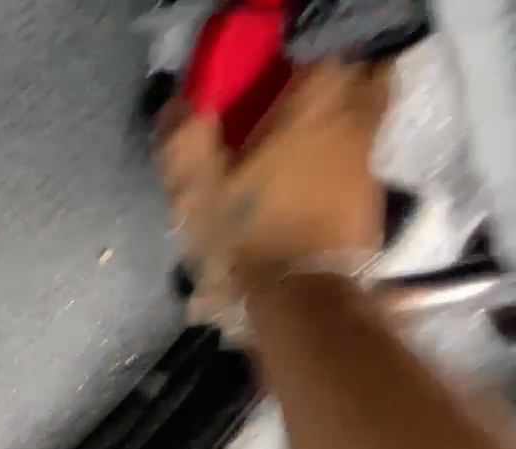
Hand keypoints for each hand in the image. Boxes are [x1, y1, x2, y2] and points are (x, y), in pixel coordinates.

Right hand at [158, 61, 392, 322]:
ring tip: (295, 133)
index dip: (295, 59)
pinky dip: (338, 149)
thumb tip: (179, 102)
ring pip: (365, 112)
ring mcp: (365, 159)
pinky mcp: (367, 192)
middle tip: (288, 98)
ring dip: (338, 112)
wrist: (297, 293)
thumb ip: (186, 143)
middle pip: (361, 77)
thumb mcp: (195, 193)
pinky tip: (306, 172)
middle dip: (330, 78)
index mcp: (310, 113)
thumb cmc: (243, 236)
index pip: (322, 57)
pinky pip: (358, 151)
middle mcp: (350, 124)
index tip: (265, 74)